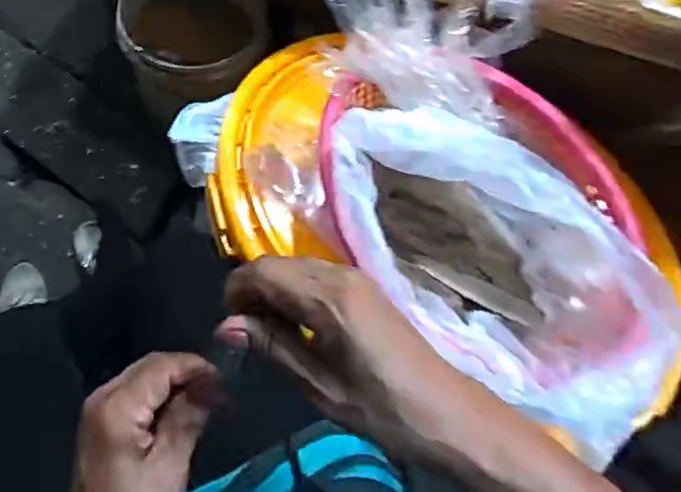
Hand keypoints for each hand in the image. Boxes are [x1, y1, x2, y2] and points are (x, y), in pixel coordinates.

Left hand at [71, 352, 216, 491]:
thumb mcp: (167, 469)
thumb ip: (187, 420)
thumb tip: (210, 386)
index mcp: (116, 403)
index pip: (159, 366)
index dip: (192, 365)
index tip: (223, 375)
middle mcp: (101, 393)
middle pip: (147, 366)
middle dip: (182, 370)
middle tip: (217, 386)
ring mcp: (96, 405)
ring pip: (139, 375)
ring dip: (170, 380)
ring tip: (203, 394)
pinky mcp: (98, 418)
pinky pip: (131, 391)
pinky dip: (155, 393)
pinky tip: (177, 406)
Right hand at [217, 257, 458, 453]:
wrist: (454, 417)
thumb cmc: (386, 408)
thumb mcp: (322, 387)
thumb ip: (272, 347)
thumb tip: (226, 326)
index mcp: (328, 296)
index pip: (262, 271)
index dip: (236, 290)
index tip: (230, 324)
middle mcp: (338, 272)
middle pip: (275, 263)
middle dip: (251, 288)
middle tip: (246, 329)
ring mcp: (353, 274)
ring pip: (292, 265)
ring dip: (272, 287)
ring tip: (270, 329)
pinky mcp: (362, 282)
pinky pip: (312, 272)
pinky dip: (293, 288)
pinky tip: (299, 322)